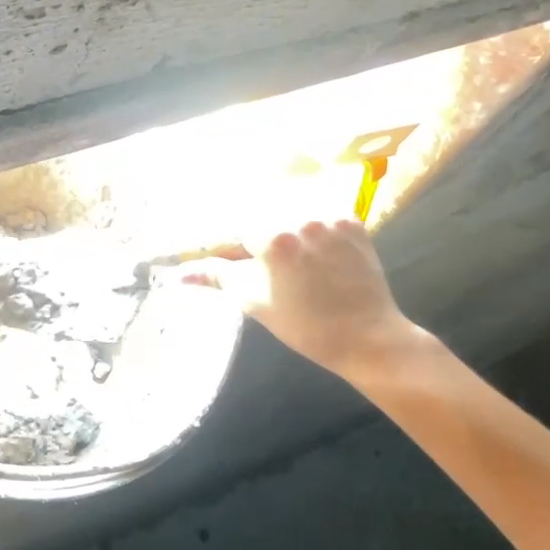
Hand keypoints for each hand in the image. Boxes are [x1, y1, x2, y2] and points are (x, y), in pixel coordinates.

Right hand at [176, 219, 421, 379]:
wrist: (369, 340)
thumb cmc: (305, 325)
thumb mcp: (252, 300)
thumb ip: (216, 276)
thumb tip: (180, 274)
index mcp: (272, 238)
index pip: (232, 226)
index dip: (223, 241)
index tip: (220, 251)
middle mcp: (301, 218)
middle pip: (260, 213)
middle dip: (252, 232)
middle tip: (254, 257)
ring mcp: (330, 218)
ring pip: (289, 209)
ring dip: (281, 224)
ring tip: (285, 254)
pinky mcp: (352, 221)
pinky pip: (318, 213)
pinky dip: (310, 227)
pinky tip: (312, 248)